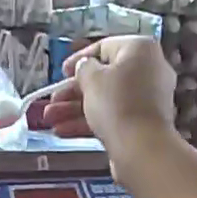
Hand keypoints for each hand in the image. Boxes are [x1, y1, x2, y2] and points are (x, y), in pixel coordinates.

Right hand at [43, 37, 176, 157]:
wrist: (142, 149)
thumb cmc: (116, 103)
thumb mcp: (92, 78)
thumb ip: (83, 67)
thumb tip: (85, 67)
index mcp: (139, 49)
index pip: (104, 48)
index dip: (79, 59)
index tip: (61, 72)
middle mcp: (147, 71)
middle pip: (103, 79)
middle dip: (72, 92)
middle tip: (51, 102)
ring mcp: (145, 101)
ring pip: (105, 101)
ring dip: (74, 110)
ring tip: (49, 120)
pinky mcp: (140, 126)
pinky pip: (112, 118)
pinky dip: (89, 122)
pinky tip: (63, 131)